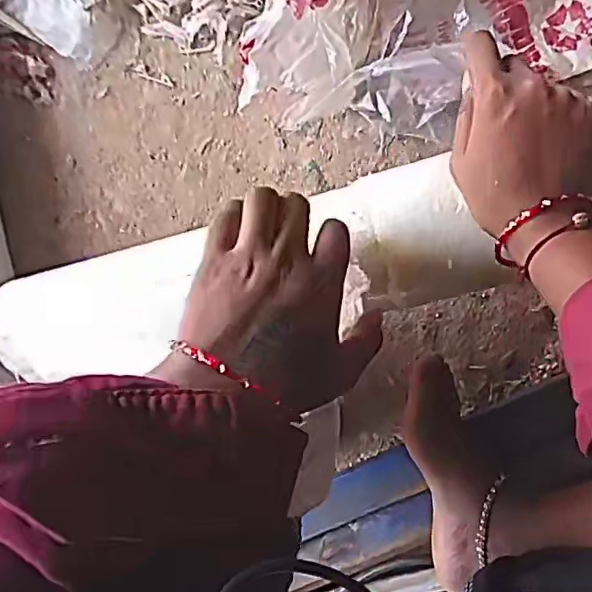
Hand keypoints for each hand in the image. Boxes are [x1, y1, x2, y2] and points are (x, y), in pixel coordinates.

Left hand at [152, 187, 383, 412]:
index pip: (335, 230)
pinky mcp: (214, 260)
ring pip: (263, 199)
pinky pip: (228, 213)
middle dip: (297, 217)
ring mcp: (249, 256)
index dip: (330, 236)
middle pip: (299, 206)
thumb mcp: (339, 373)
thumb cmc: (283, 387)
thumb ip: (365, 342)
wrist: (225, 392)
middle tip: (290, 235)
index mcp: (323, 284)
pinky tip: (238, 233)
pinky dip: (236, 216)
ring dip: (267, 208)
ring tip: (264, 227)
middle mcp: (289, 261)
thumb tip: (377, 319)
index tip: (323, 249)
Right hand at [449, 31, 591, 236]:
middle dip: (507, 86)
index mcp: (494, 94)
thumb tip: (474, 91)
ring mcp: (564, 96)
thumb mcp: (461, 162)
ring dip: (536, 103)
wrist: (546, 223)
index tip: (476, 58)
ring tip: (533, 141)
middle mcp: (531, 85)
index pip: (481, 45)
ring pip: (543, 86)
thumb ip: (466, 117)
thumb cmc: (496, 199)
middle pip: (515, 67)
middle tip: (506, 121)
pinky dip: (559, 116)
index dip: (475, 50)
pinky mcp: (588, 111)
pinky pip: (568, 101)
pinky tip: (553, 144)